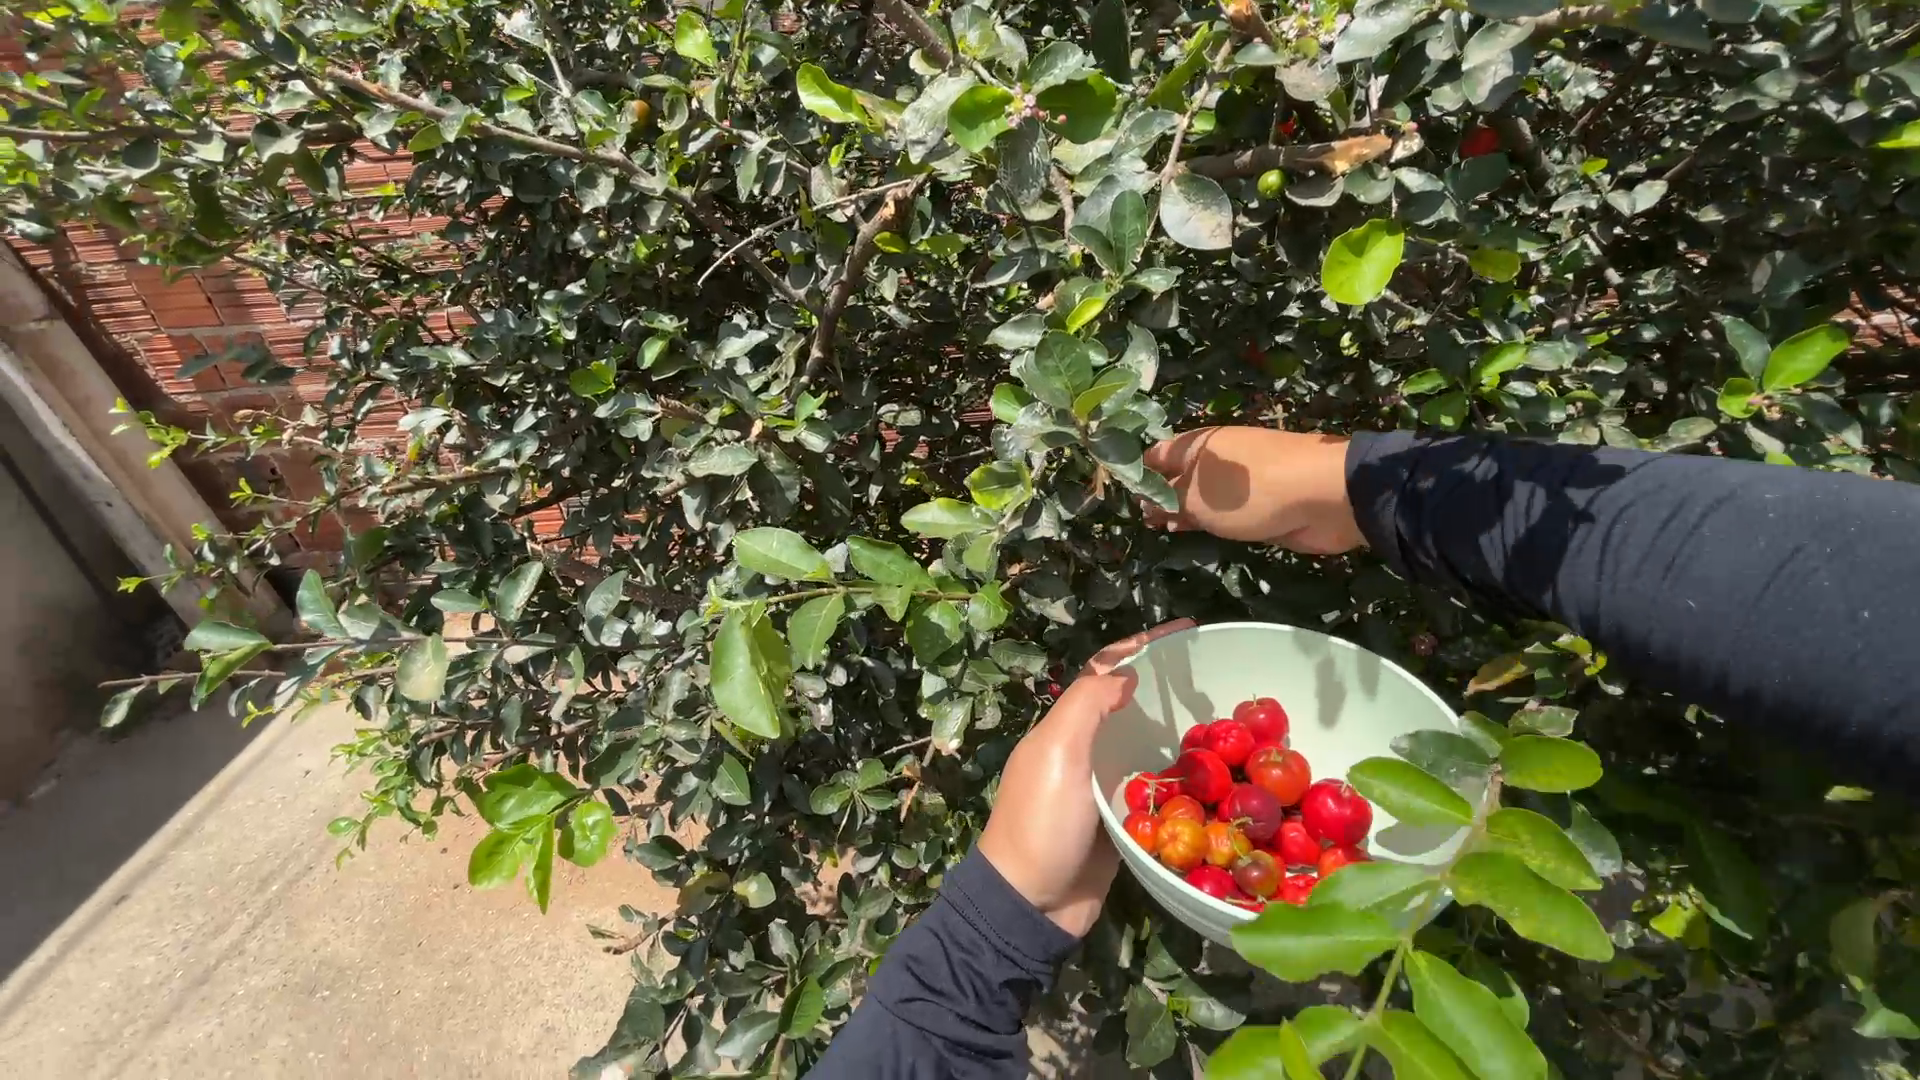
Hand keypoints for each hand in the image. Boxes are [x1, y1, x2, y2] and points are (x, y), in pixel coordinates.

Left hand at [977, 619, 1196, 936]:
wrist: (1032, 904)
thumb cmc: (1042, 822)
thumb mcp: (1057, 754)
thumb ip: (1086, 707)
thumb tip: (1127, 673)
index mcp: (1065, 725)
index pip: (1106, 670)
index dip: (1142, 645)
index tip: (1186, 631)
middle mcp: (1085, 747)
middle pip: (1130, 703)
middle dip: (1168, 684)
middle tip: (1218, 679)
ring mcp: (1105, 784)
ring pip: (1147, 743)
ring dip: (1182, 728)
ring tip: (1230, 721)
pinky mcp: (1123, 820)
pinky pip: (1158, 787)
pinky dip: (1183, 775)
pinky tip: (1216, 772)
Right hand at [1141, 427, 1365, 554]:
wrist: (1324, 496)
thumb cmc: (1250, 492)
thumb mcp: (1195, 499)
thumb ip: (1166, 502)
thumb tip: (1144, 504)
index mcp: (1194, 445)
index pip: (1152, 455)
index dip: (1134, 474)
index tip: (1117, 496)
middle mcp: (1212, 458)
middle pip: (1174, 474)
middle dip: (1154, 495)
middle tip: (1134, 519)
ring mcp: (1235, 480)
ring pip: (1196, 494)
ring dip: (1178, 509)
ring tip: (1156, 528)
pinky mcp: (1255, 501)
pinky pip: (1218, 509)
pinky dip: (1202, 518)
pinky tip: (1186, 531)